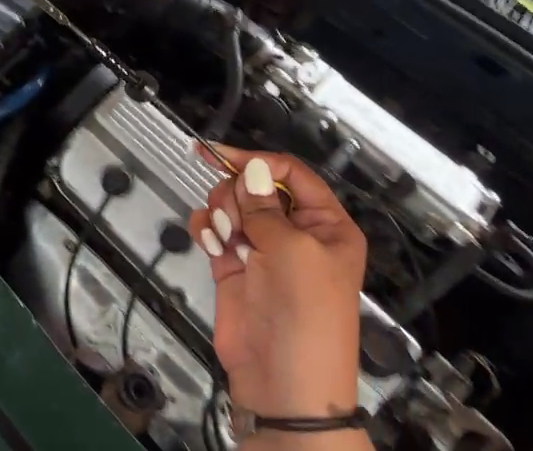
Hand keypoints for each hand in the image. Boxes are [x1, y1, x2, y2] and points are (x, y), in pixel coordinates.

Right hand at [189, 146, 366, 423]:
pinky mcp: (233, 264)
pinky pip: (212, 229)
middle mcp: (295, 233)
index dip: (257, 162)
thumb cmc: (305, 314)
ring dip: (221, 216)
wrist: (281, 378)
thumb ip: (265, 205)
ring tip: (227, 242)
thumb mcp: (293, 250)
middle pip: (253, 186)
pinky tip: (211, 247)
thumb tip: (252, 168)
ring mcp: (262, 248)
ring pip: (229, 205)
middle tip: (237, 221)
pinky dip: (205, 231)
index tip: (218, 154)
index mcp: (326, 226)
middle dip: (236, 195)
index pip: (291, 175)